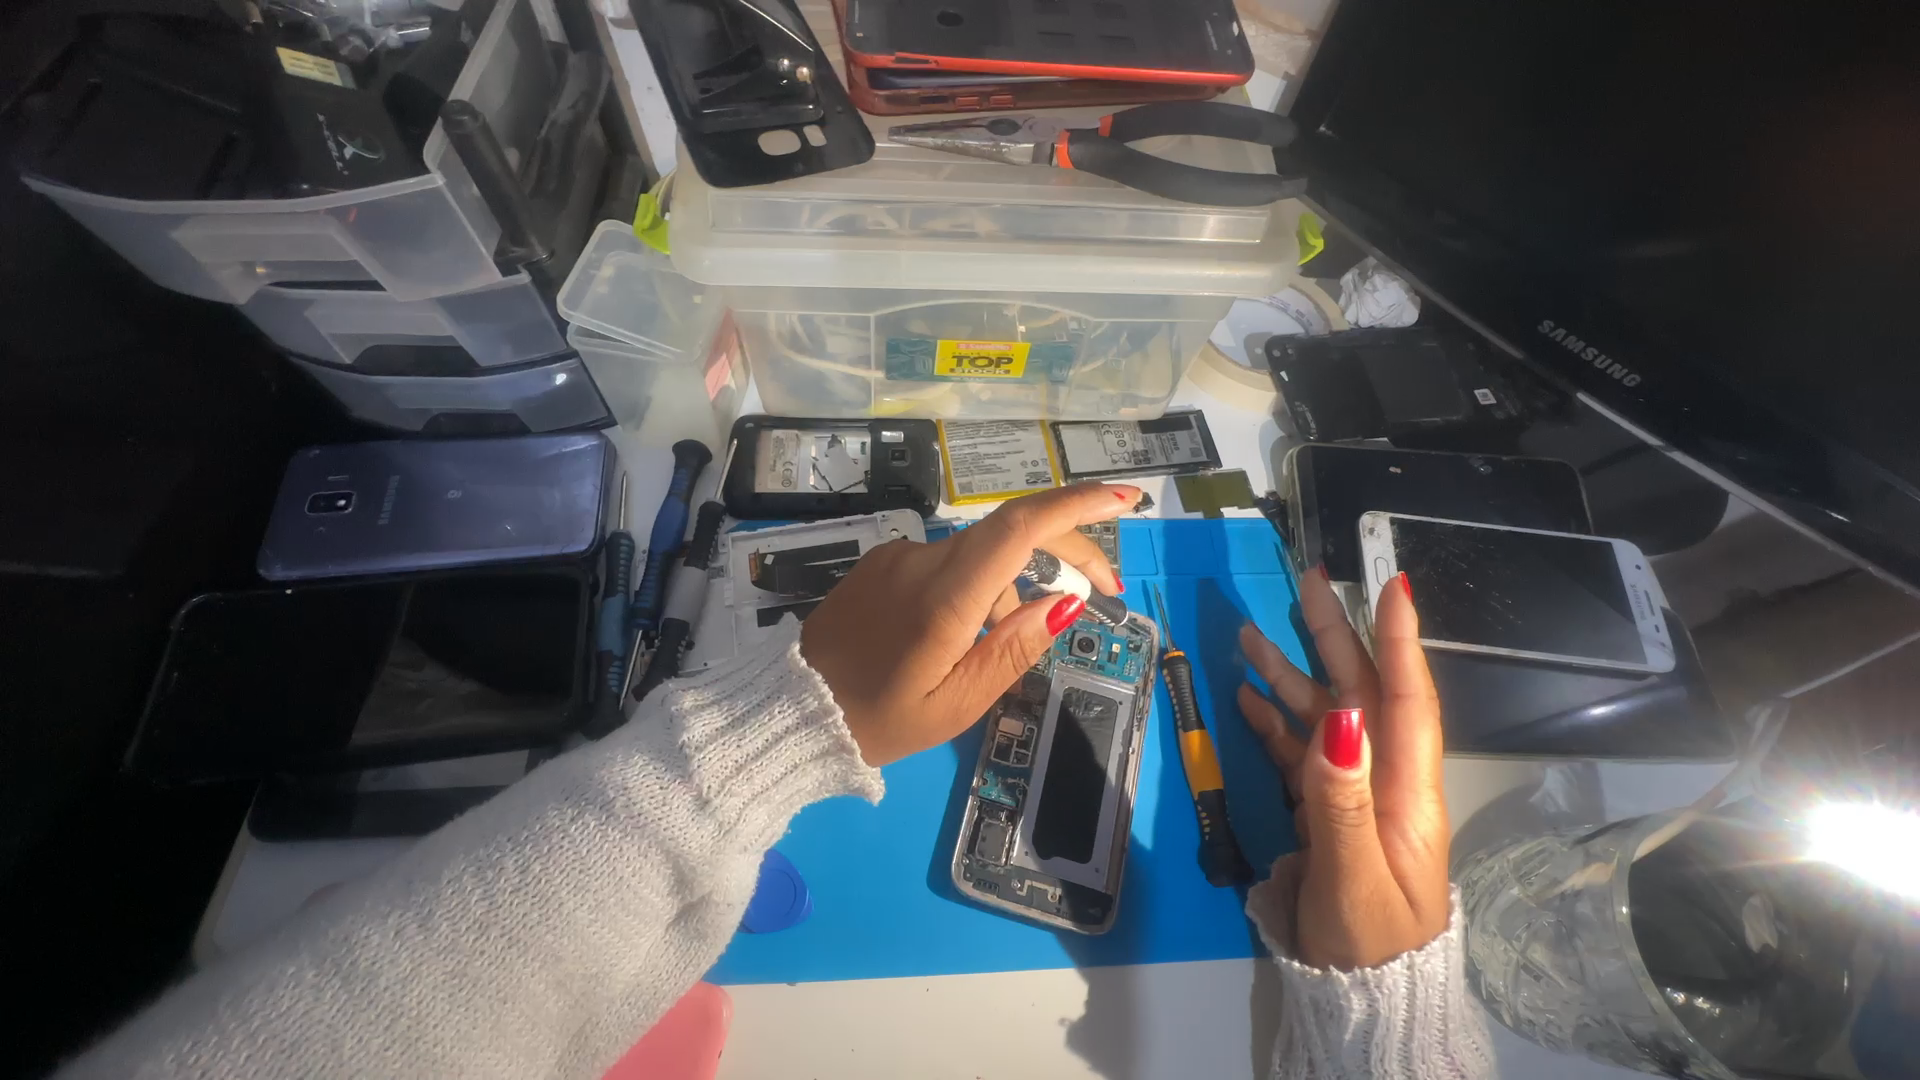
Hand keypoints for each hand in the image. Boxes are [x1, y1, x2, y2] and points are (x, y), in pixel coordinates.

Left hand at [800, 483, 1137, 765]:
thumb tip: (1066, 602)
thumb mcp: (954, 704)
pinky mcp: (883, 561)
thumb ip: (1013, 649)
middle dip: (1066, 546)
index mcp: (943, 598)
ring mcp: (898, 555)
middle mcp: (921, 560)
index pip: (1018, 527)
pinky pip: (947, 562)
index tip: (1122, 497)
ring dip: (1011, 583)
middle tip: (1102, 586)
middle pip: (1010, 529)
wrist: (792, 707)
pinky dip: (975, 585)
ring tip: (998, 644)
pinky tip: (962, 631)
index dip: (1075, 504)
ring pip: (980, 552)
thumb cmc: (878, 718)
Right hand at [1237, 567, 1450, 969]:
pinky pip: (1295, 750)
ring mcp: (1349, 789)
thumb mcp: (1354, 877)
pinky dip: (1272, 720)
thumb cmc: (1369, 941)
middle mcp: (1381, 777)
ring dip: (1288, 673)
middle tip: (1308, 583)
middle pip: (1359, 691)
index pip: (1407, 700)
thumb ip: (1341, 799)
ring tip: (1249, 635)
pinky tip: (1247, 698)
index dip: (1399, 642)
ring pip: (1320, 714)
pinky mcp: (1322, 805)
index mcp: (1406, 790)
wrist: (1362, 992)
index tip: (1393, 588)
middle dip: (1335, 635)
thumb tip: (1337, 720)